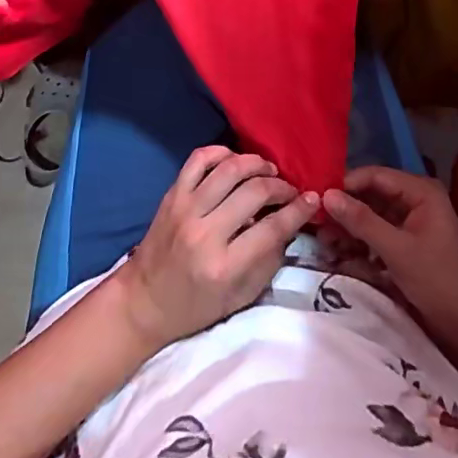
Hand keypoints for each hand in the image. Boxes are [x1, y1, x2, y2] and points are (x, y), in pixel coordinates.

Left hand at [112, 146, 319, 346]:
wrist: (144, 300)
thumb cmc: (196, 305)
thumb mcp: (241, 297)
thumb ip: (268, 260)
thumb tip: (289, 223)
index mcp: (224, 266)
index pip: (272, 228)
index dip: (298, 210)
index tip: (312, 199)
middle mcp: (204, 233)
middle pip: (254, 192)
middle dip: (281, 187)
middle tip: (290, 190)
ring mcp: (185, 210)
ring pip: (229, 169)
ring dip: (256, 164)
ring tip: (268, 171)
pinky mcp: (172, 196)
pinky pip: (198, 160)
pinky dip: (220, 152)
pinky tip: (235, 160)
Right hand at [323, 166, 457, 345]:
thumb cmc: (439, 282)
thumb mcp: (397, 250)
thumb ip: (361, 220)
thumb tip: (326, 195)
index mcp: (421, 192)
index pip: (374, 175)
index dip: (345, 184)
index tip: (315, 198)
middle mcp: (416, 200)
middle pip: (371, 195)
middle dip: (345, 210)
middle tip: (316, 226)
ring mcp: (412, 223)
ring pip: (371, 217)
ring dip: (349, 230)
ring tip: (325, 244)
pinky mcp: (407, 245)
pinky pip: (377, 235)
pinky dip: (360, 244)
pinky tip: (341, 256)